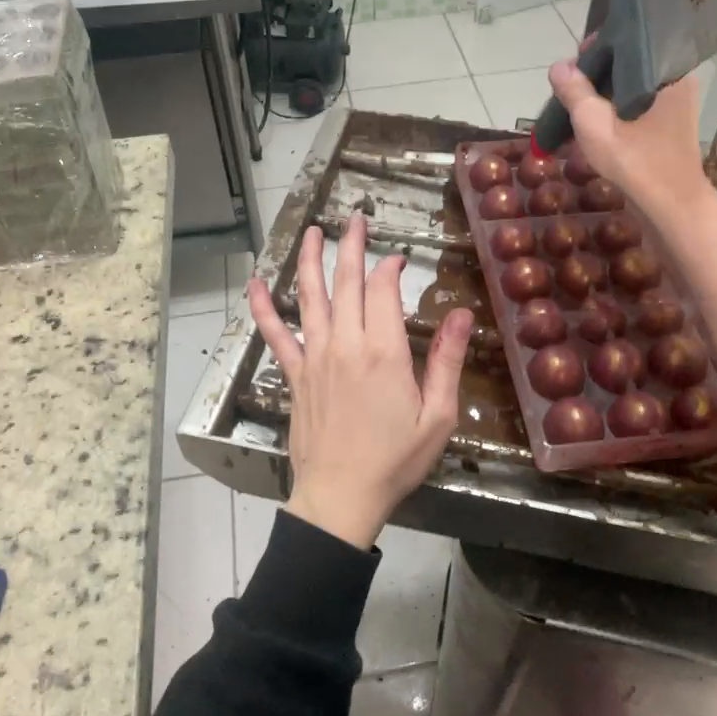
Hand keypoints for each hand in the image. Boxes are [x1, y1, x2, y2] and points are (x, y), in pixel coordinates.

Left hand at [246, 216, 471, 549]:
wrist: (341, 496)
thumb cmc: (396, 459)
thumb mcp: (438, 415)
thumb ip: (448, 361)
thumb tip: (462, 313)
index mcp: (384, 352)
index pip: (382, 290)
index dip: (389, 267)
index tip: (397, 259)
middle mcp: (345, 344)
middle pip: (346, 282)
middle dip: (351, 247)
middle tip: (355, 219)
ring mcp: (314, 357)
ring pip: (310, 297)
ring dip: (310, 260)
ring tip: (313, 231)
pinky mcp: (294, 375)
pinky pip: (275, 335)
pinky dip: (263, 308)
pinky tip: (254, 283)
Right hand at [548, 57, 711, 220]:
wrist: (672, 206)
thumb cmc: (637, 162)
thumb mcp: (595, 124)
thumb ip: (575, 92)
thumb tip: (558, 66)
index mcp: (666, 71)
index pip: (628, 43)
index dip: (597, 50)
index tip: (572, 66)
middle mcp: (677, 80)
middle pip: (628, 65)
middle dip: (597, 75)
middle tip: (570, 90)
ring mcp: (676, 103)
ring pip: (632, 86)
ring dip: (605, 94)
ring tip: (577, 105)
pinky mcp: (671, 123)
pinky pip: (638, 104)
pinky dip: (617, 109)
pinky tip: (596, 121)